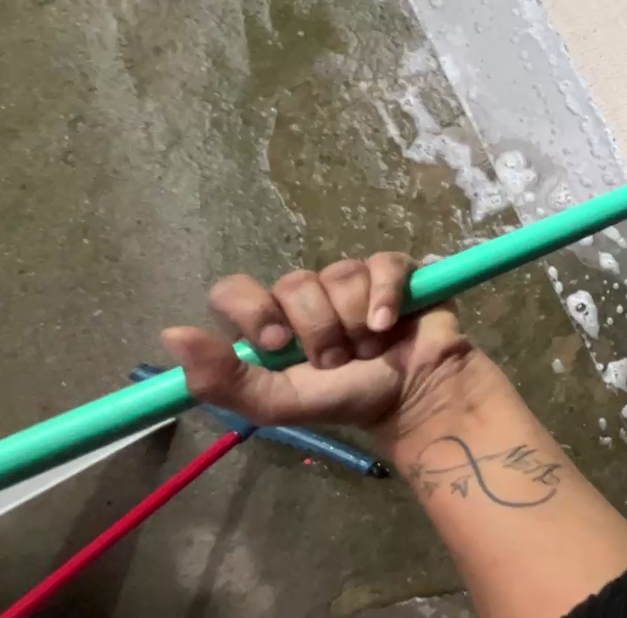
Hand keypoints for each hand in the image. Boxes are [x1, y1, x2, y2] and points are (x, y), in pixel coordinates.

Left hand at [162, 253, 480, 447]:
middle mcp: (308, 295)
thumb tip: (171, 333)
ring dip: (355, 320)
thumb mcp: (275, 403)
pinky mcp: (397, 270)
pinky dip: (386, 296)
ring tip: (371, 346)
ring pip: (341, 274)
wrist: (414, 392)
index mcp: (270, 322)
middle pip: (295, 283)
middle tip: (337, 359)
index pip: (234, 290)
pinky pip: (385, 264)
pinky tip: (392, 322)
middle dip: (319, 328)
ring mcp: (353, 279)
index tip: (279, 345)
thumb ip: (221, 379)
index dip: (255, 311)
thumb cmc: (344, 398)